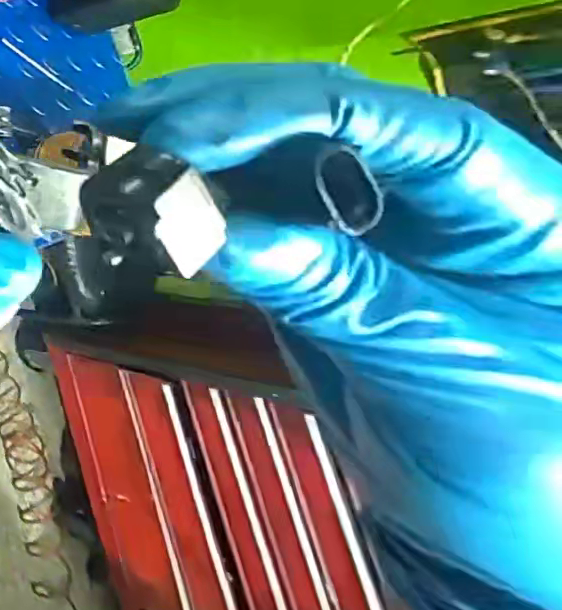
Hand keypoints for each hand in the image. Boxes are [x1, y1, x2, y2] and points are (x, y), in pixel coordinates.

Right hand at [98, 63, 561, 609]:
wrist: (482, 503)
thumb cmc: (507, 448)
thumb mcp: (428, 367)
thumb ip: (328, 288)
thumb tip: (200, 227)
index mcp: (506, 203)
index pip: (388, 119)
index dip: (276, 111)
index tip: (177, 141)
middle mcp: (421, 181)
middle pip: (306, 106)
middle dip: (205, 108)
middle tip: (114, 129)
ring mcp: (352, 201)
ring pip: (251, 137)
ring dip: (169, 133)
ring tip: (101, 148)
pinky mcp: (293, 227)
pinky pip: (223, 185)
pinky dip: (166, 179)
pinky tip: (122, 182)